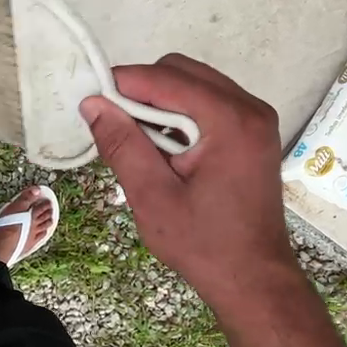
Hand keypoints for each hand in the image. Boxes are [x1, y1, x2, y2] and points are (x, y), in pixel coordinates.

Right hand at [81, 54, 298, 310]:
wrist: (251, 275)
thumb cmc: (201, 243)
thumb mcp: (151, 196)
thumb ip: (122, 145)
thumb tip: (93, 105)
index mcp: (229, 121)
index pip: (165, 79)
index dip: (122, 85)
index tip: (90, 104)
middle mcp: (249, 108)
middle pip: (182, 72)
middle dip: (141, 92)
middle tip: (115, 129)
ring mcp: (255, 119)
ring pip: (194, 84)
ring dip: (159, 104)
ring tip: (139, 145)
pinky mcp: (253, 132)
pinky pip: (208, 104)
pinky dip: (179, 116)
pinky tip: (164, 150)